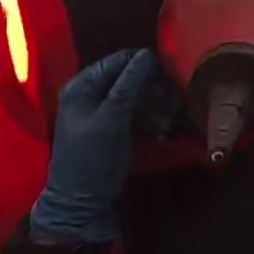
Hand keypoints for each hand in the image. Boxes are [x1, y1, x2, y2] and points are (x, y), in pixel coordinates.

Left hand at [30, 48, 164, 243]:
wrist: (82, 200)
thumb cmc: (92, 156)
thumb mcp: (113, 116)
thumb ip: (130, 83)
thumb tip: (148, 53)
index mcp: (82, 85)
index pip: (120, 60)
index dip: (146, 66)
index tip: (169, 78)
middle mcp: (91, 92)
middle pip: (132, 77)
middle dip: (154, 90)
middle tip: (171, 105)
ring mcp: (102, 109)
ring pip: (138, 94)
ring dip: (156, 106)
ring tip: (167, 123)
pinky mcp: (114, 124)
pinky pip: (137, 110)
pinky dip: (151, 117)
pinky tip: (161, 131)